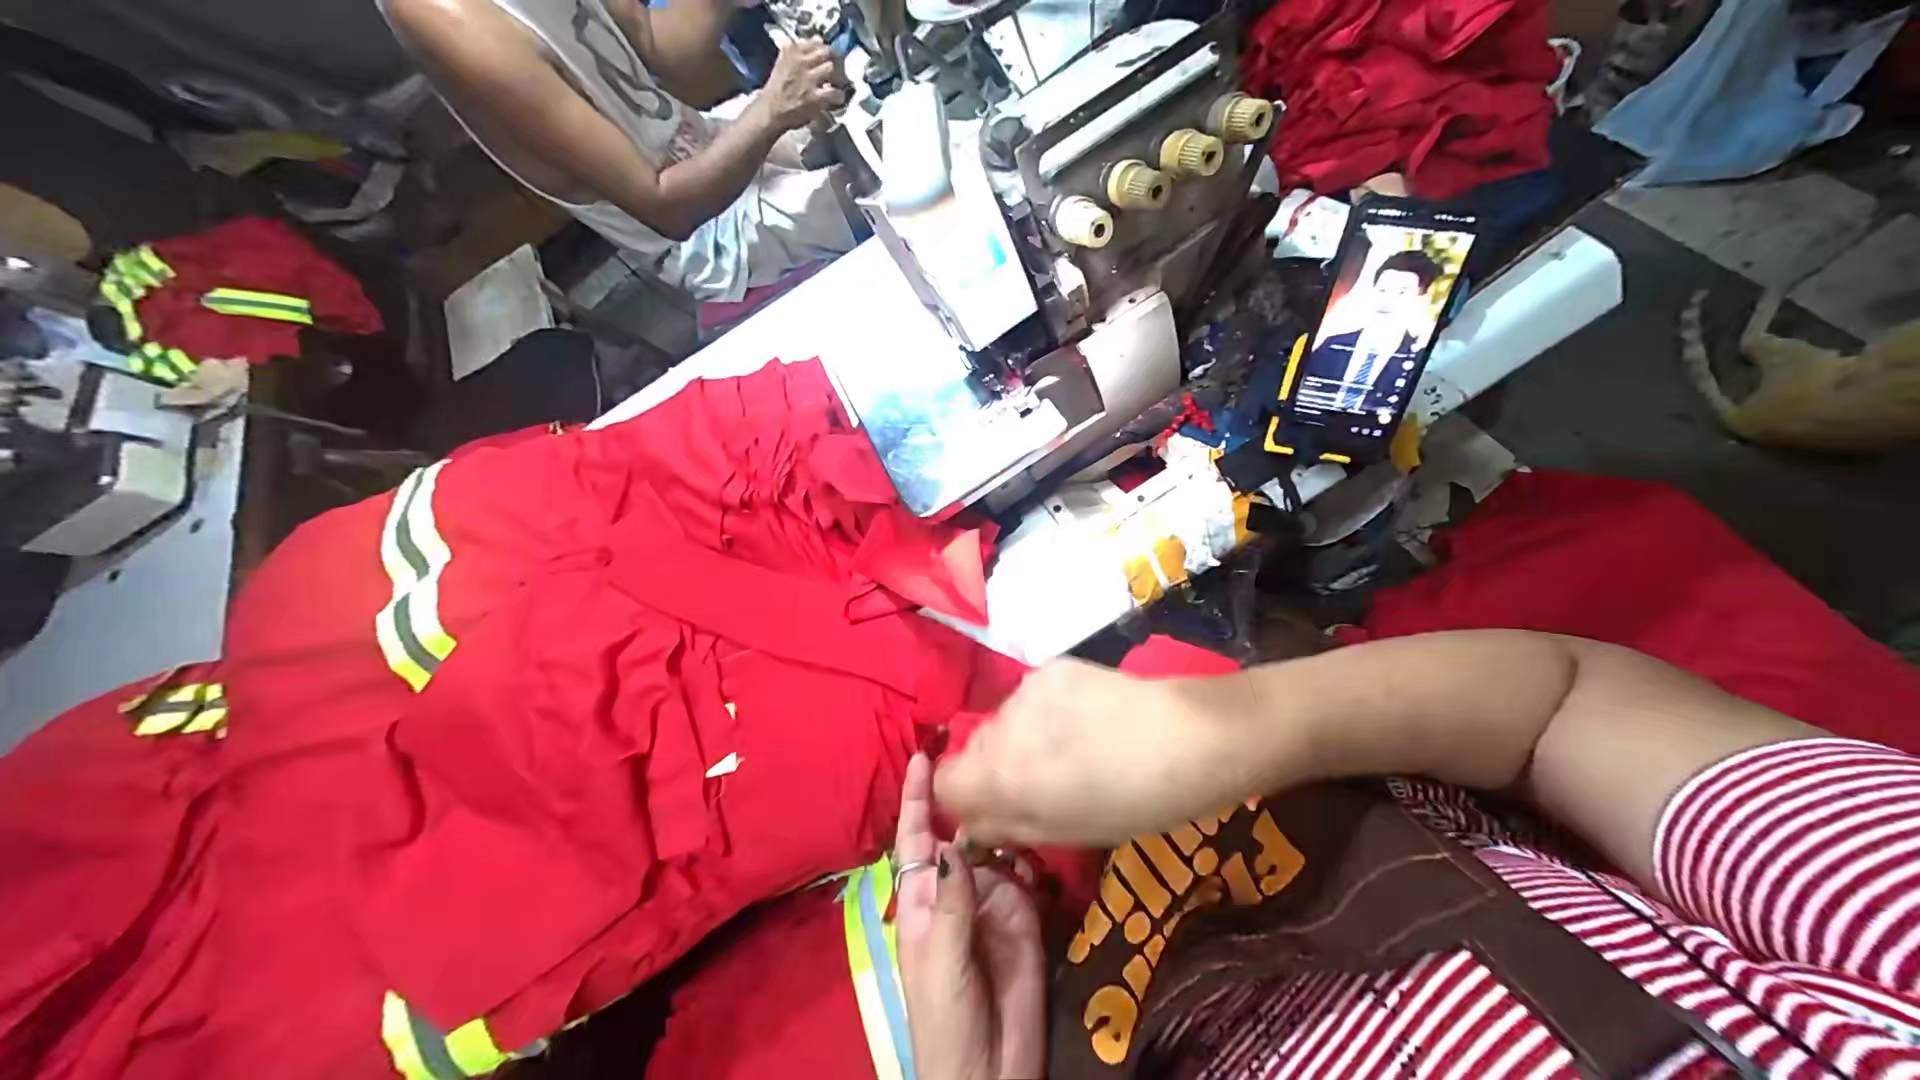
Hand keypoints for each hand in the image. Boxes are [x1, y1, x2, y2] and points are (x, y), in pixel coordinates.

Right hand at [758, 40, 843, 131]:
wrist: (771, 111)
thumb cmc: (778, 89)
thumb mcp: (785, 62)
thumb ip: (801, 52)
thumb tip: (818, 40)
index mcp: (792, 50)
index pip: (816, 41)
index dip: (825, 52)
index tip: (826, 60)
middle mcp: (800, 61)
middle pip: (826, 52)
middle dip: (834, 62)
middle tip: (836, 72)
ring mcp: (808, 79)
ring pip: (831, 68)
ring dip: (837, 77)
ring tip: (835, 85)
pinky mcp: (814, 97)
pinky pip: (834, 92)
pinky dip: (838, 96)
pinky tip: (835, 99)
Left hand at [895, 754, 1045, 1079]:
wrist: (990, 1072)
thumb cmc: (944, 1019)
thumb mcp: (940, 960)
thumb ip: (950, 903)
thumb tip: (953, 844)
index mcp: (921, 898)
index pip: (915, 837)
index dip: (916, 798)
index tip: (922, 756)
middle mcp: (956, 889)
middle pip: (959, 833)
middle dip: (968, 800)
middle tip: (988, 758)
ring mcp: (991, 899)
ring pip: (995, 846)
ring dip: (1003, 822)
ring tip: (1017, 791)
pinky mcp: (1024, 913)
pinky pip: (1025, 872)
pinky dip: (1029, 852)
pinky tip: (1036, 835)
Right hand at [935, 659, 1275, 846]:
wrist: (1191, 738)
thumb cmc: (1134, 804)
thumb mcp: (1065, 832)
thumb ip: (1004, 825)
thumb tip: (967, 823)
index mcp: (1003, 777)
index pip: (944, 782)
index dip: (965, 798)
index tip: (997, 805)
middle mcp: (1002, 727)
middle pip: (973, 748)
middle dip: (996, 767)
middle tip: (1044, 780)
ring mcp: (1026, 690)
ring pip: (1002, 721)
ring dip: (1021, 738)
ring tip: (1071, 747)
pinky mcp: (1050, 668)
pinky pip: (1028, 699)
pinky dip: (1043, 713)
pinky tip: (1083, 721)